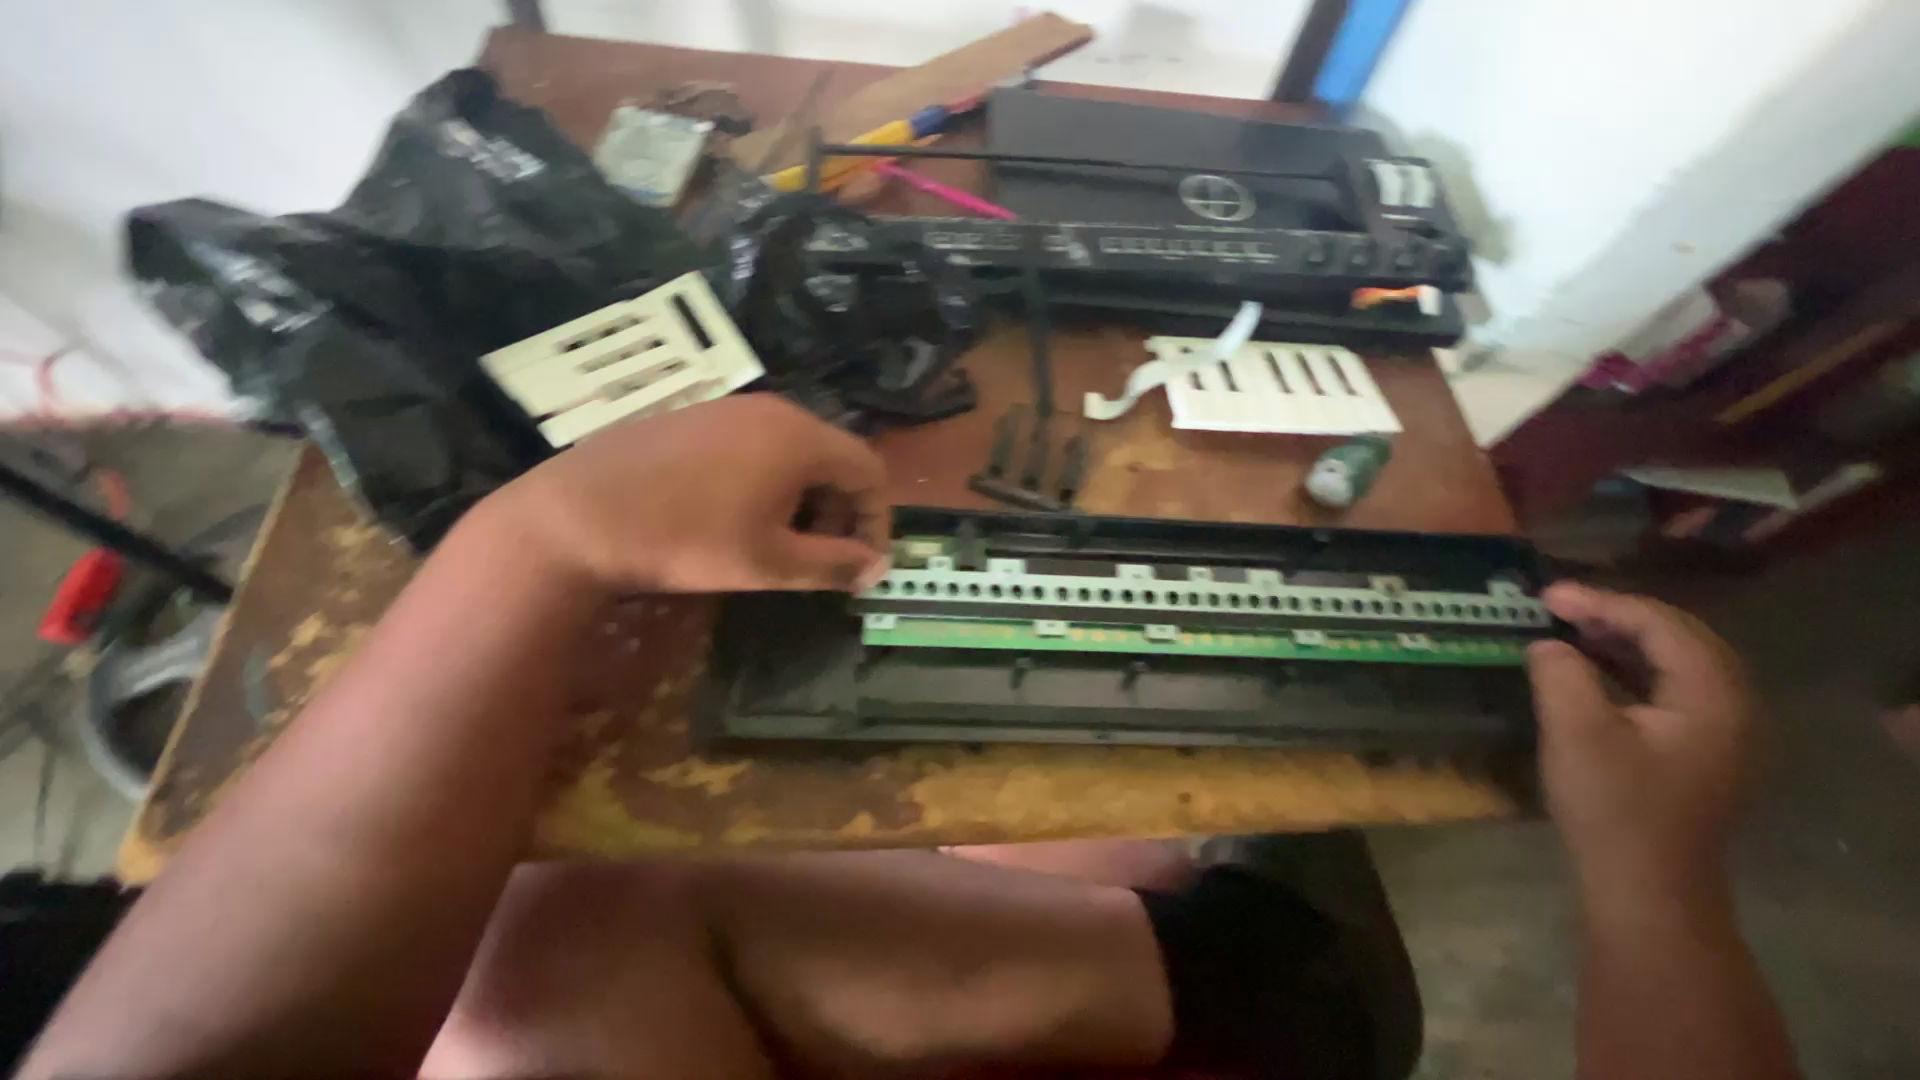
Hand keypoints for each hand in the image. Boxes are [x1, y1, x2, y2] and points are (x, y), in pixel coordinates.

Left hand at [484, 395, 890, 593]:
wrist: (575, 516)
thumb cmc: (687, 541)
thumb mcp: (771, 563)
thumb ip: (835, 564)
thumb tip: (878, 567)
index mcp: (800, 437)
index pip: (869, 470)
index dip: (877, 520)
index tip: (860, 564)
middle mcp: (771, 410)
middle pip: (832, 457)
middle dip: (838, 511)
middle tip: (817, 557)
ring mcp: (728, 408)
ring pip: (792, 452)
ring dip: (802, 498)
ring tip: (774, 541)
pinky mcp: (692, 417)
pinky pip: (753, 444)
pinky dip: (765, 481)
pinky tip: (730, 516)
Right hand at [1526, 583, 1753, 902]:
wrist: (1645, 888)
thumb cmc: (1613, 806)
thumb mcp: (1575, 731)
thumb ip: (1561, 674)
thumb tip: (1549, 646)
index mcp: (1712, 699)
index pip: (1665, 626)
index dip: (1604, 602)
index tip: (1547, 595)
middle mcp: (1731, 709)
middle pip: (1681, 639)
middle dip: (1617, 614)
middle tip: (1557, 605)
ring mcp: (1719, 735)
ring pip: (1676, 664)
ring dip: (1623, 640)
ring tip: (1569, 629)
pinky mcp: (1698, 754)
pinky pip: (1669, 690)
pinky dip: (1629, 669)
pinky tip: (1590, 671)